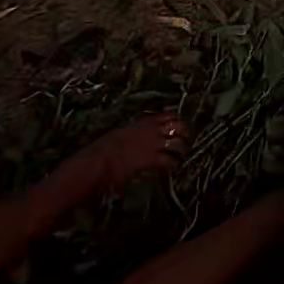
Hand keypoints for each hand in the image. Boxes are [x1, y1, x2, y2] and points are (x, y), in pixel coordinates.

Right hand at [55, 111, 187, 196]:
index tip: (181, 122)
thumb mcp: (117, 135)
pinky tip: (173, 168)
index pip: (166, 115)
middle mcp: (150, 131)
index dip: (176, 118)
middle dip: (184, 132)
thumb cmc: (100, 149)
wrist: (97, 160)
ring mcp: (152, 144)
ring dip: (181, 150)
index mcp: (141, 123)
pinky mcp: (151, 159)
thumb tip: (129, 138)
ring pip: (177, 143)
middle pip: (177, 126)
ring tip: (182, 156)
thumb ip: (128, 134)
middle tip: (186, 139)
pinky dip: (173, 164)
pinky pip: (169, 160)